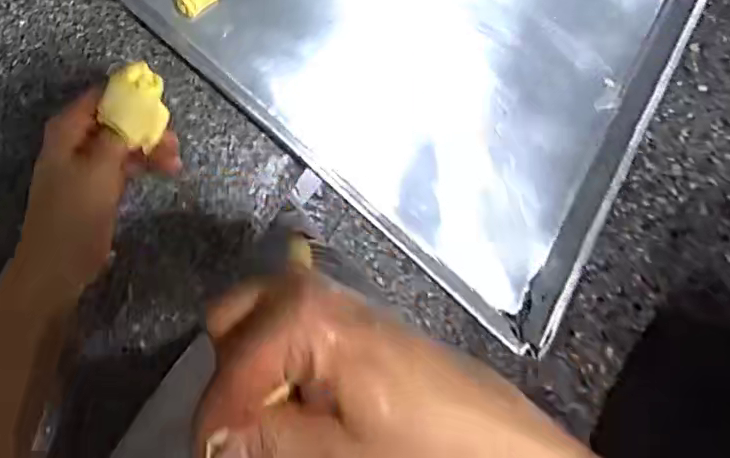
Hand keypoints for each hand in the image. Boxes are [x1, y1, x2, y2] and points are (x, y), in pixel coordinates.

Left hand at [11, 86, 181, 305]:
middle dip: (145, 126)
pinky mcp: (96, 185)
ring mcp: (85, 163)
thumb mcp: (99, 169)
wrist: (55, 272)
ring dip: (149, 147)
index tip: (160, 102)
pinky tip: (167, 170)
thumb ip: (119, 131)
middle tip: (173, 140)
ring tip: (176, 160)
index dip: (129, 94)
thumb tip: (135, 98)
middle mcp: (75, 140)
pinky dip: (142, 164)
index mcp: (67, 129)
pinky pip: (122, 163)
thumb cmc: (74, 215)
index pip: (100, 95)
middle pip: (115, 118)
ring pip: (122, 141)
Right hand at [194, 272, 592, 457]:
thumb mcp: (345, 456)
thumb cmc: (428, 452)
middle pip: (230, 320)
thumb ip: (272, 440)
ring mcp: (330, 297)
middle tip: (244, 435)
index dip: (214, 421)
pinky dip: (279, 363)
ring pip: (256, 320)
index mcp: (304, 314)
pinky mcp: (349, 317)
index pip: (232, 366)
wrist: (514, 448)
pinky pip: (286, 327)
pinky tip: (301, 407)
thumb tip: (214, 442)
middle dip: (227, 380)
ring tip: (272, 425)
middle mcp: (309, 289)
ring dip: (250, 372)